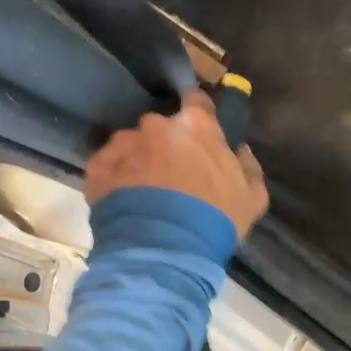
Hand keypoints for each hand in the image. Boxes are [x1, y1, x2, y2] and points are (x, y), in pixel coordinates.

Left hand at [85, 89, 268, 238]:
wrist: (166, 250)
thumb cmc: (216, 218)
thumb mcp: (252, 198)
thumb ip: (249, 167)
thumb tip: (240, 149)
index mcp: (197, 125)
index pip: (197, 100)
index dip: (198, 111)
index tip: (200, 127)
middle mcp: (158, 125)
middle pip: (163, 126)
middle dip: (168, 143)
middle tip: (175, 171)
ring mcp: (124, 144)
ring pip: (133, 144)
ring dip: (140, 159)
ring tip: (146, 190)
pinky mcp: (98, 167)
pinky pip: (109, 165)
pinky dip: (116, 176)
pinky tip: (126, 199)